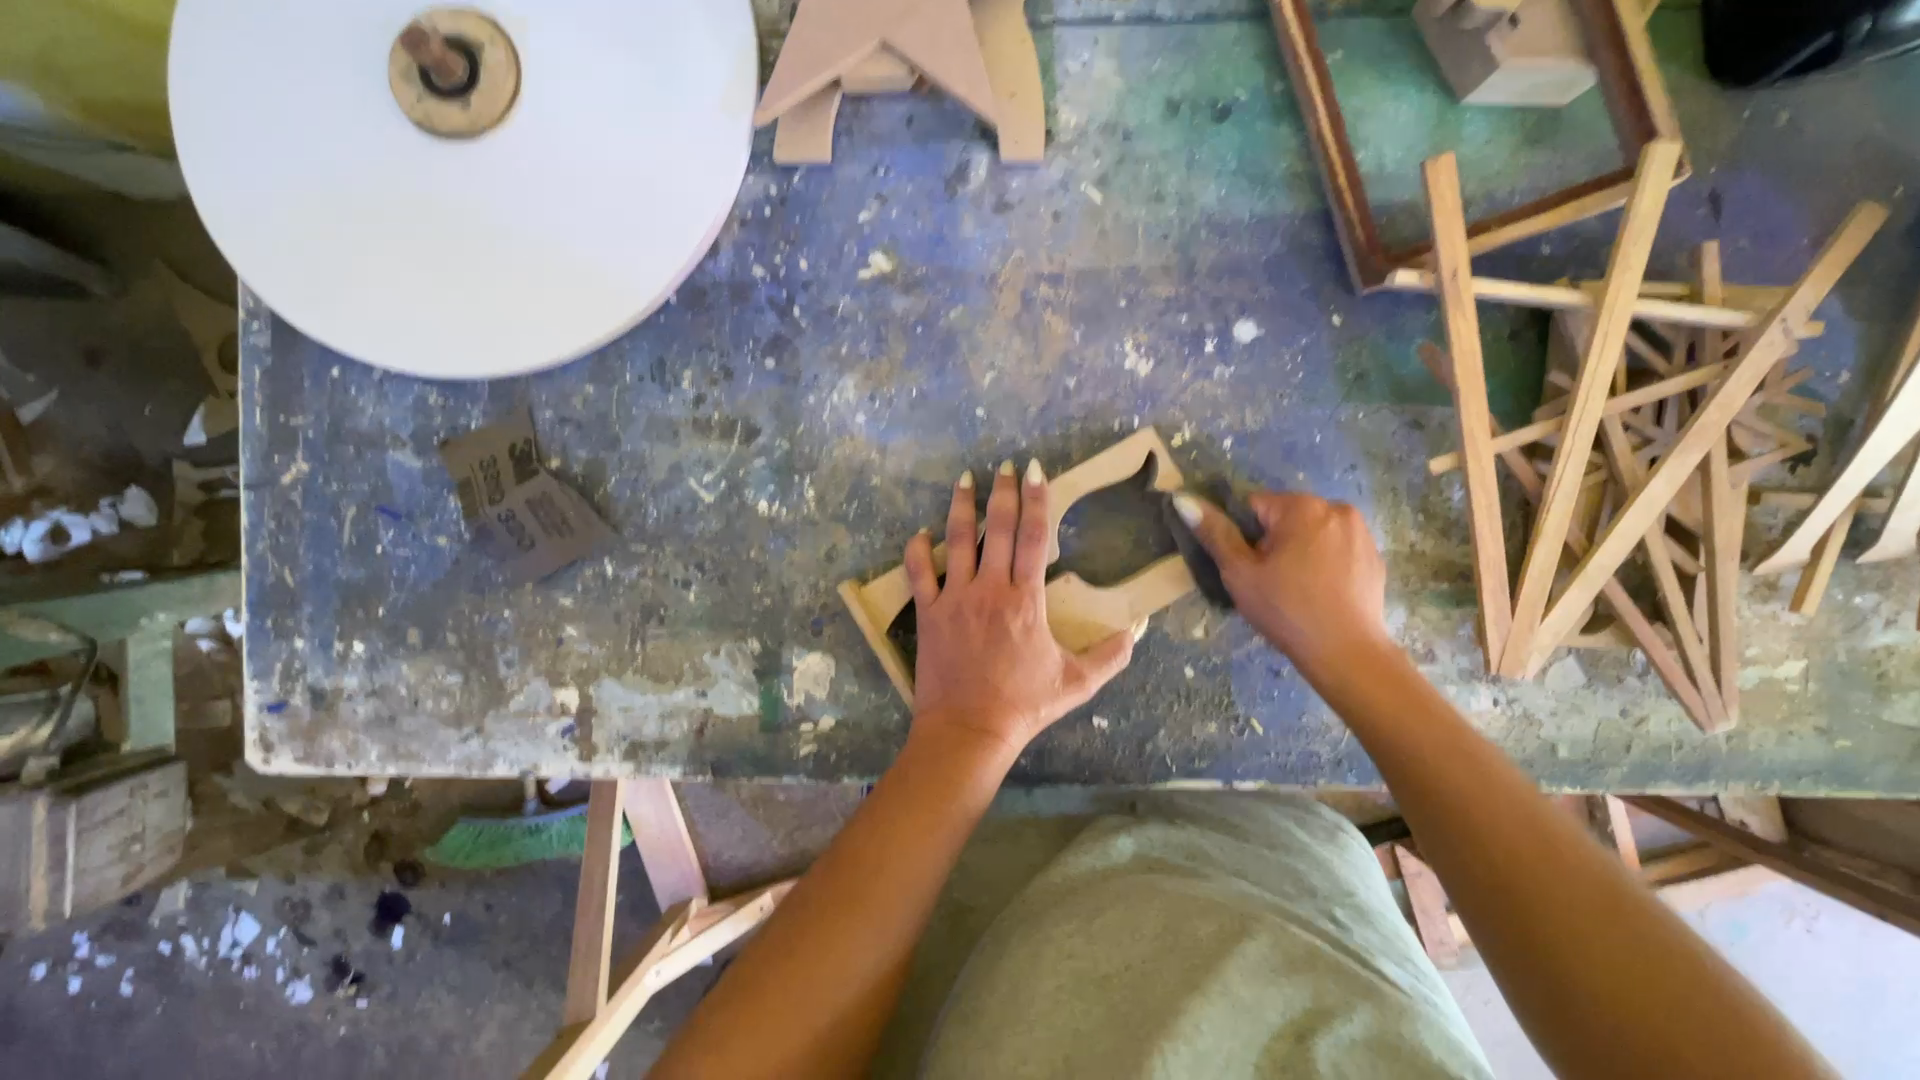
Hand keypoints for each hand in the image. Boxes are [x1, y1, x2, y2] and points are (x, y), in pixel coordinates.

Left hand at [903, 459, 1135, 758]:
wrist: (969, 730)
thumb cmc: (1024, 706)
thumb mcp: (1077, 683)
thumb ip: (1111, 655)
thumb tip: (1139, 629)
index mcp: (1026, 599)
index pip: (1035, 538)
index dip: (1037, 500)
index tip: (1035, 471)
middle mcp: (989, 589)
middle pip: (998, 529)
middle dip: (1002, 493)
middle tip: (1004, 466)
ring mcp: (954, 599)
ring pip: (957, 541)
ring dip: (961, 508)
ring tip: (965, 480)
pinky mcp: (928, 615)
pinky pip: (919, 574)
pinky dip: (917, 551)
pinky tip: (920, 534)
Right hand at [1173, 491, 1390, 678]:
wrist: (1346, 652)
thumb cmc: (1285, 610)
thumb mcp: (1240, 573)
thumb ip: (1215, 533)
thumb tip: (1184, 499)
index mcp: (1301, 507)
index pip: (1254, 505)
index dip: (1244, 537)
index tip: (1251, 568)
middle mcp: (1336, 508)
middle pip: (1286, 517)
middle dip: (1274, 542)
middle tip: (1271, 582)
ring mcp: (1361, 532)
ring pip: (1313, 533)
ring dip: (1301, 551)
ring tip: (1298, 589)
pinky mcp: (1375, 556)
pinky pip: (1337, 549)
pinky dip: (1326, 563)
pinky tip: (1322, 593)